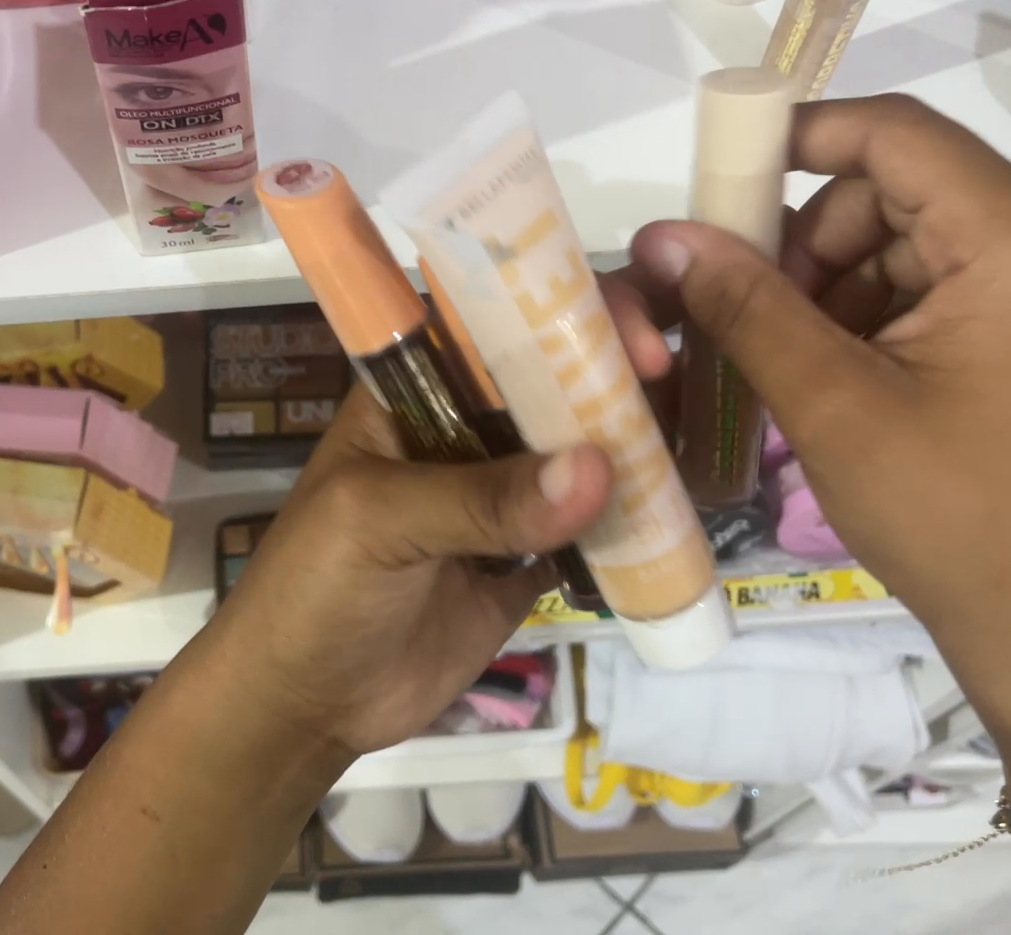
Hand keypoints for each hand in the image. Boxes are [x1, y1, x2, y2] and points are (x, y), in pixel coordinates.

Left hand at [191, 278, 672, 757]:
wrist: (309, 698)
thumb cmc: (314, 587)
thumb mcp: (376, 522)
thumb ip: (477, 498)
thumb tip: (601, 468)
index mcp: (409, 397)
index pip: (486, 327)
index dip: (554, 312)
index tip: (628, 333)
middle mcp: (457, 431)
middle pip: (544, 379)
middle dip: (610, 370)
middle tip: (677, 381)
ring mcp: (496, 495)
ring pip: (576, 448)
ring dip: (631, 438)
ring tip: (701, 430)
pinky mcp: (525, 558)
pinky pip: (589, 525)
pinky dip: (631, 515)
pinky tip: (684, 502)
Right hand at [627, 94, 1010, 733]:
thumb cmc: (948, 510)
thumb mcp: (827, 401)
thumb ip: (743, 305)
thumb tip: (661, 235)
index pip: (895, 137)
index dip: (793, 138)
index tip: (709, 179)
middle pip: (890, 191)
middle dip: (800, 243)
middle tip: (740, 313)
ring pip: (897, 237)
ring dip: (822, 284)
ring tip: (784, 358)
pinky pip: (925, 279)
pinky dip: (859, 310)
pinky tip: (828, 369)